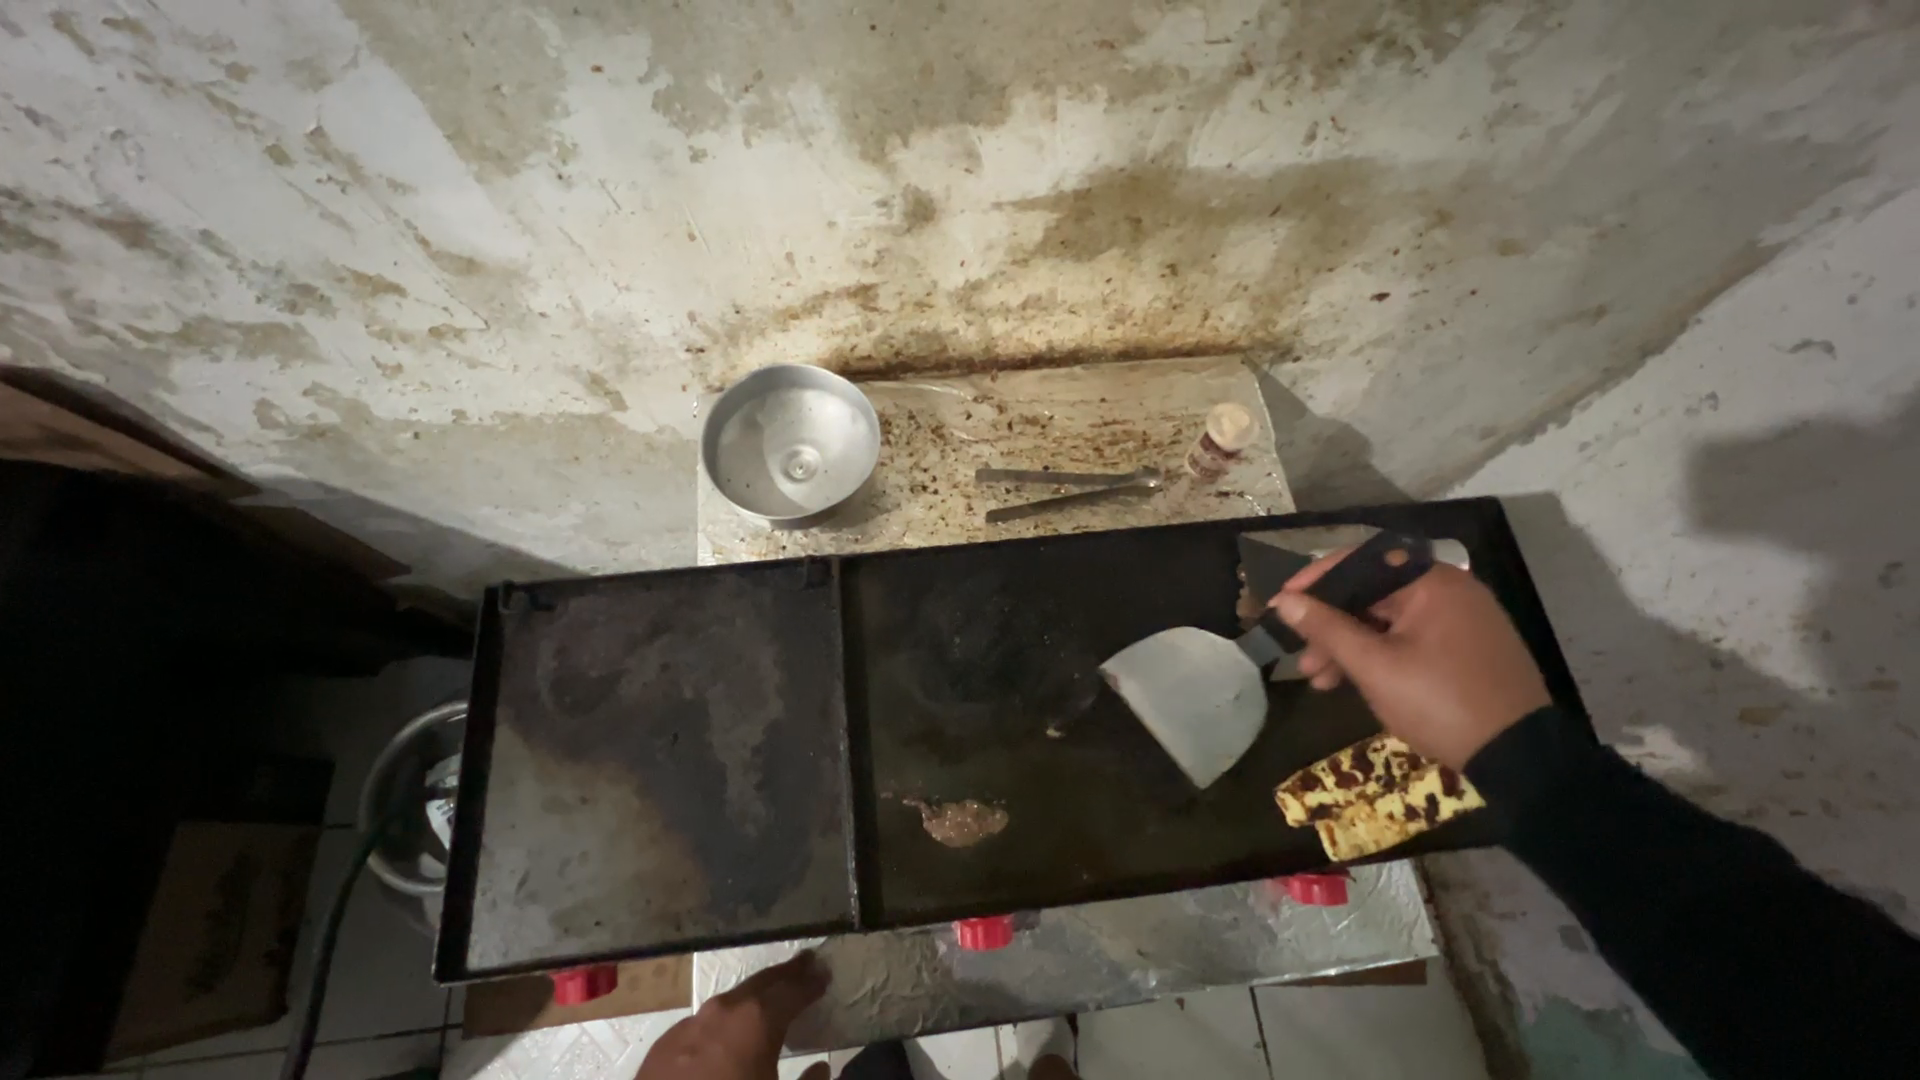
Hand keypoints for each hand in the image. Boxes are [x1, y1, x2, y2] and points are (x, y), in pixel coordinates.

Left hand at [636, 953, 828, 1079]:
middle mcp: (724, 1011)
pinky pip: (704, 1024)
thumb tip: (820, 1069)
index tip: (824, 972)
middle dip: (785, 975)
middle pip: (762, 983)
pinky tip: (725, 1038)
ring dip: (753, 998)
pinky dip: (723, 1023)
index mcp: (757, 1020)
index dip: (812, 981)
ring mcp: (690, 1025)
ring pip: (731, 1002)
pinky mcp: (664, 1046)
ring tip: (768, 1000)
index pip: (794, 988)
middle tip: (804, 965)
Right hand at [1271, 554, 1551, 769]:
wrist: (1520, 757)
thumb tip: (1284, 601)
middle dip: (1330, 624)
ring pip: (1387, 620)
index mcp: (1432, 583)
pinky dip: (1378, 655)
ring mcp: (1460, 621)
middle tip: (1300, 654)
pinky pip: (1408, 638)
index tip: (1283, 603)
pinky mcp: (1464, 648)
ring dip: (1349, 645)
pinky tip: (1353, 682)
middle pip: (1372, 594)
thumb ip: (1327, 628)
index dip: (1316, 579)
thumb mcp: (1374, 666)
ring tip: (1319, 679)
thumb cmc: (1440, 701)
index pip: (1361, 562)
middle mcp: (1449, 592)